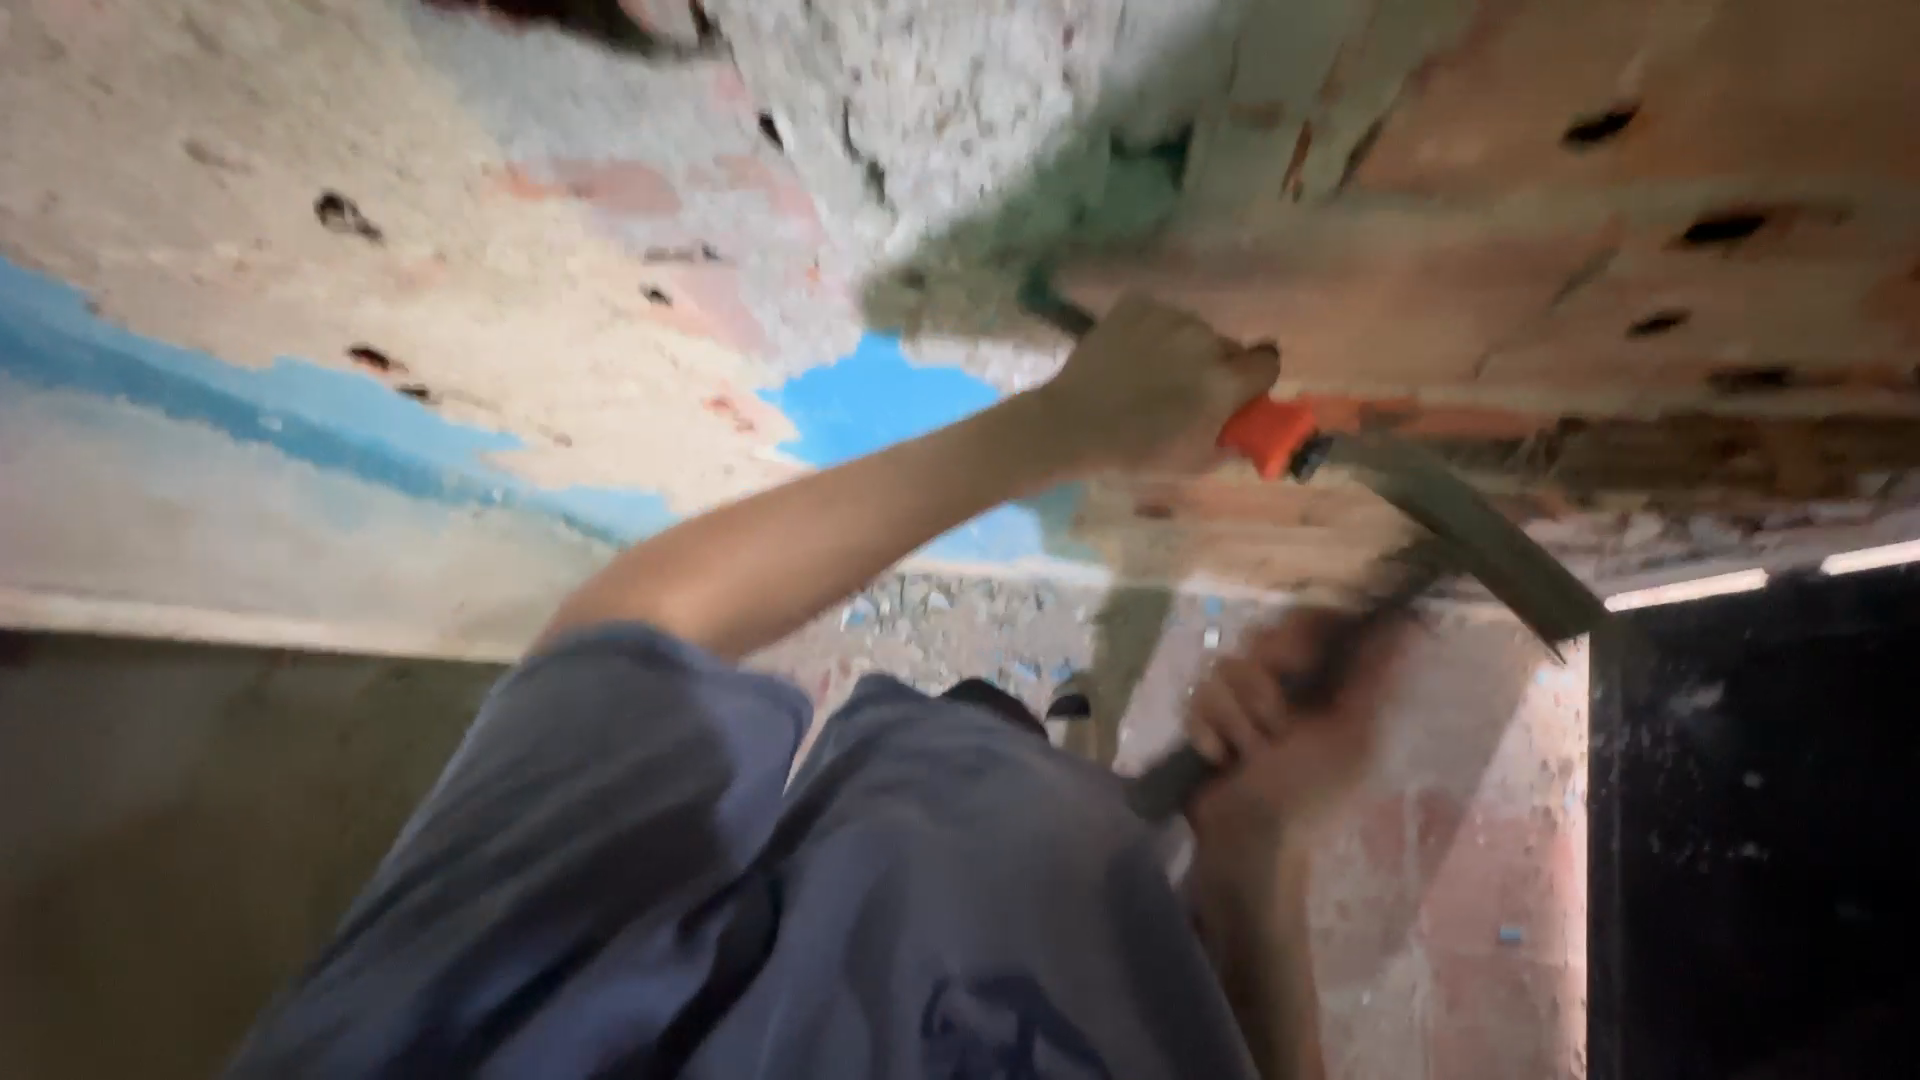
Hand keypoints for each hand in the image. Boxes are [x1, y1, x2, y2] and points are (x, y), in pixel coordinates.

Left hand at [1034, 294, 1279, 473]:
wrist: (1073, 425)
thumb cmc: (1135, 451)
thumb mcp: (1193, 463)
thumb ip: (1231, 444)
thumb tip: (1247, 430)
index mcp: (1225, 380)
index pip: (1266, 363)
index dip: (1252, 380)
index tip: (1233, 394)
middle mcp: (1204, 339)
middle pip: (1226, 347)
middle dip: (1213, 366)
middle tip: (1181, 390)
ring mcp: (1168, 317)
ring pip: (1192, 329)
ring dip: (1181, 347)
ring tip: (1147, 374)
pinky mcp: (1136, 304)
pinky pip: (1158, 316)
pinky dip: (1149, 332)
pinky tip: (1128, 356)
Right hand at [1184, 608, 1410, 852]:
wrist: (1249, 840)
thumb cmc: (1308, 795)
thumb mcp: (1354, 744)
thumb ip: (1373, 686)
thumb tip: (1410, 630)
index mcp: (1324, 687)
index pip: (1307, 624)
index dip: (1295, 634)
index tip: (1291, 663)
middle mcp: (1282, 685)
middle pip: (1258, 641)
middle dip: (1260, 689)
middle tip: (1273, 726)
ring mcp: (1239, 701)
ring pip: (1221, 669)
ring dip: (1234, 719)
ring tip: (1246, 754)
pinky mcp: (1205, 718)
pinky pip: (1195, 698)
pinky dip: (1206, 733)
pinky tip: (1218, 758)